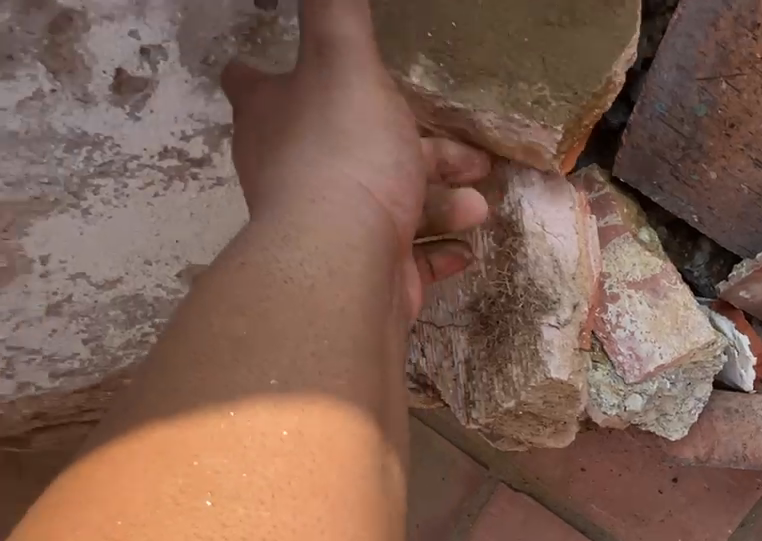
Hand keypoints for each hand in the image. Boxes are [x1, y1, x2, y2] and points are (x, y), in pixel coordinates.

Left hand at [219, 0, 490, 315]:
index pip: (259, 83)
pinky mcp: (368, 272)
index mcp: (274, 114)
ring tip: (479, 206)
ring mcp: (331, 227)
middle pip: (354, 150)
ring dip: (441, 203)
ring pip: (390, 204)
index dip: (284, 76)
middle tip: (470, 157)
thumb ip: (338, 13)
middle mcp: (291, 168)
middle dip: (415, 152)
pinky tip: (467, 249)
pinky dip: (440, 250)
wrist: (348, 258)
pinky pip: (410, 257)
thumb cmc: (345, 155)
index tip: (327, 79)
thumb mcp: (348, 65)